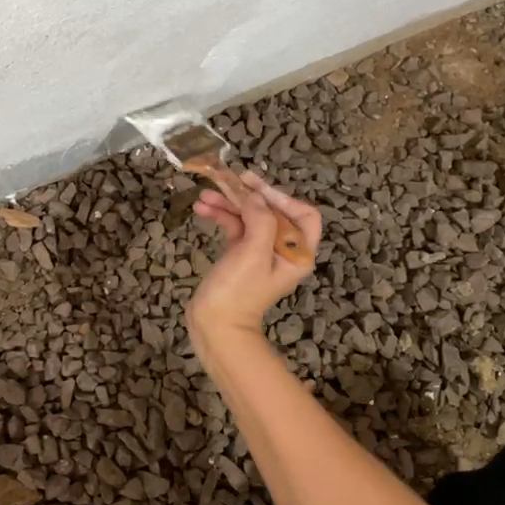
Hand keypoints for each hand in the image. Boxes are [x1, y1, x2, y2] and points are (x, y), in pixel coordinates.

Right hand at [187, 171, 323, 334]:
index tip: (255, 189)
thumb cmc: (239, 291)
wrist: (215, 325)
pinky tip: (201, 209)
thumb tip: (253, 195)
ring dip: (227, 203)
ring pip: (248, 217)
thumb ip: (259, 220)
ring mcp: (259, 253)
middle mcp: (283, 251)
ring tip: (204, 194)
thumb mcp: (253, 253)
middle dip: (248, 196)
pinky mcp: (238, 255)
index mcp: (298, 253)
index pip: (303, 215)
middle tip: (226, 178)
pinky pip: (234, 228)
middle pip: (271, 211)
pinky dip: (219, 216)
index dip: (281, 198)